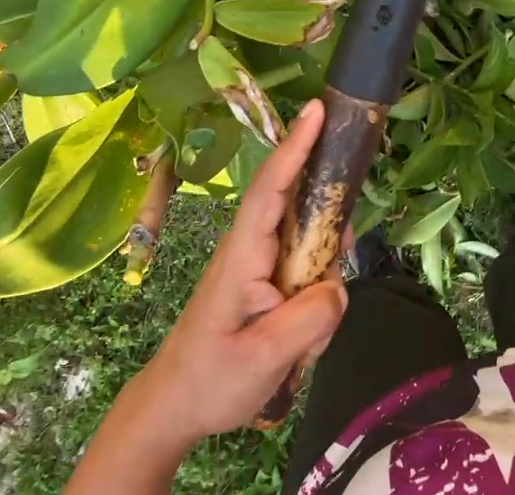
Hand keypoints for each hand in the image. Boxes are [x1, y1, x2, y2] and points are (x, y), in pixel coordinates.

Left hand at [130, 98, 347, 439]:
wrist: (175, 405)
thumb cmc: (211, 380)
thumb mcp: (264, 360)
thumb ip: (309, 320)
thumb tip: (337, 285)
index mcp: (242, 255)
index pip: (270, 189)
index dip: (294, 147)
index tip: (317, 110)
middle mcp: (250, 247)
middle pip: (301, 209)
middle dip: (328, 226)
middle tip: (339, 258)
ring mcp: (259, 262)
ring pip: (310, 245)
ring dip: (321, 280)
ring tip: (304, 338)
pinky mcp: (267, 280)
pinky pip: (307, 271)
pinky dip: (316, 298)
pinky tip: (302, 339)